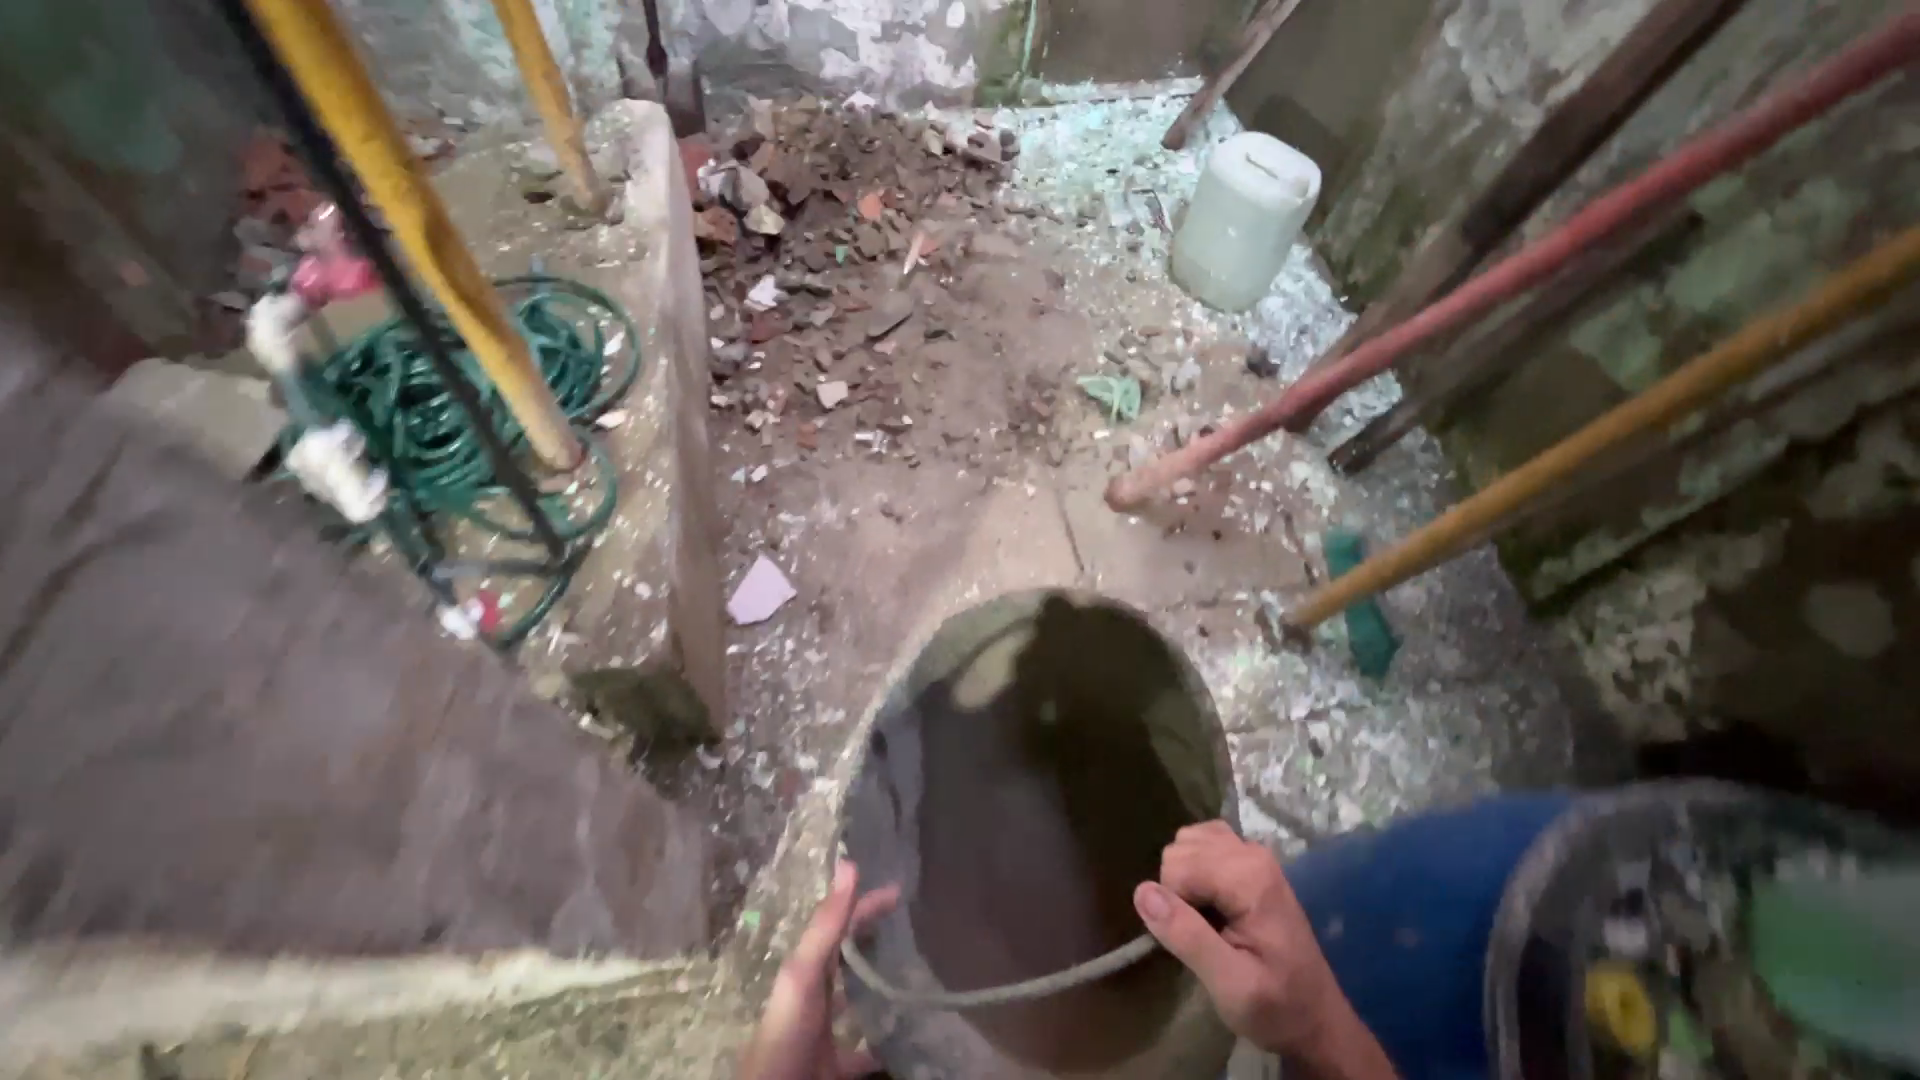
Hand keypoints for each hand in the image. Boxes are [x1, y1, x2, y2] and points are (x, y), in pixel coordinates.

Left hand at [738, 861, 899, 1079]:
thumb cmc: (787, 1030)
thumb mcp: (804, 972)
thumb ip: (827, 924)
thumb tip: (849, 863)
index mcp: (808, 967)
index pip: (842, 923)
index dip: (867, 904)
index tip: (900, 891)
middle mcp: (817, 993)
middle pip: (850, 957)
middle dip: (876, 940)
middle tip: (913, 930)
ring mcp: (825, 1030)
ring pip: (857, 1000)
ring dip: (879, 988)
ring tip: (914, 980)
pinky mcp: (835, 1065)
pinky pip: (864, 1050)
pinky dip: (883, 1044)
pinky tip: (903, 1040)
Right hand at [1133, 822, 1372, 1068]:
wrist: (1316, 1018)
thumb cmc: (1277, 1006)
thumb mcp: (1230, 986)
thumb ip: (1187, 936)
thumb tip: (1142, 891)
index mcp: (1249, 876)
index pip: (1177, 867)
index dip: (1176, 907)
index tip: (1201, 942)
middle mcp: (1251, 851)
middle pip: (1180, 850)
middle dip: (1179, 892)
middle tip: (1206, 934)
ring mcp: (1252, 851)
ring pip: (1186, 843)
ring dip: (1185, 880)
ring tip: (1208, 918)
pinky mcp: (1249, 858)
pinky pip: (1202, 843)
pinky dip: (1195, 867)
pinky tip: (1210, 899)